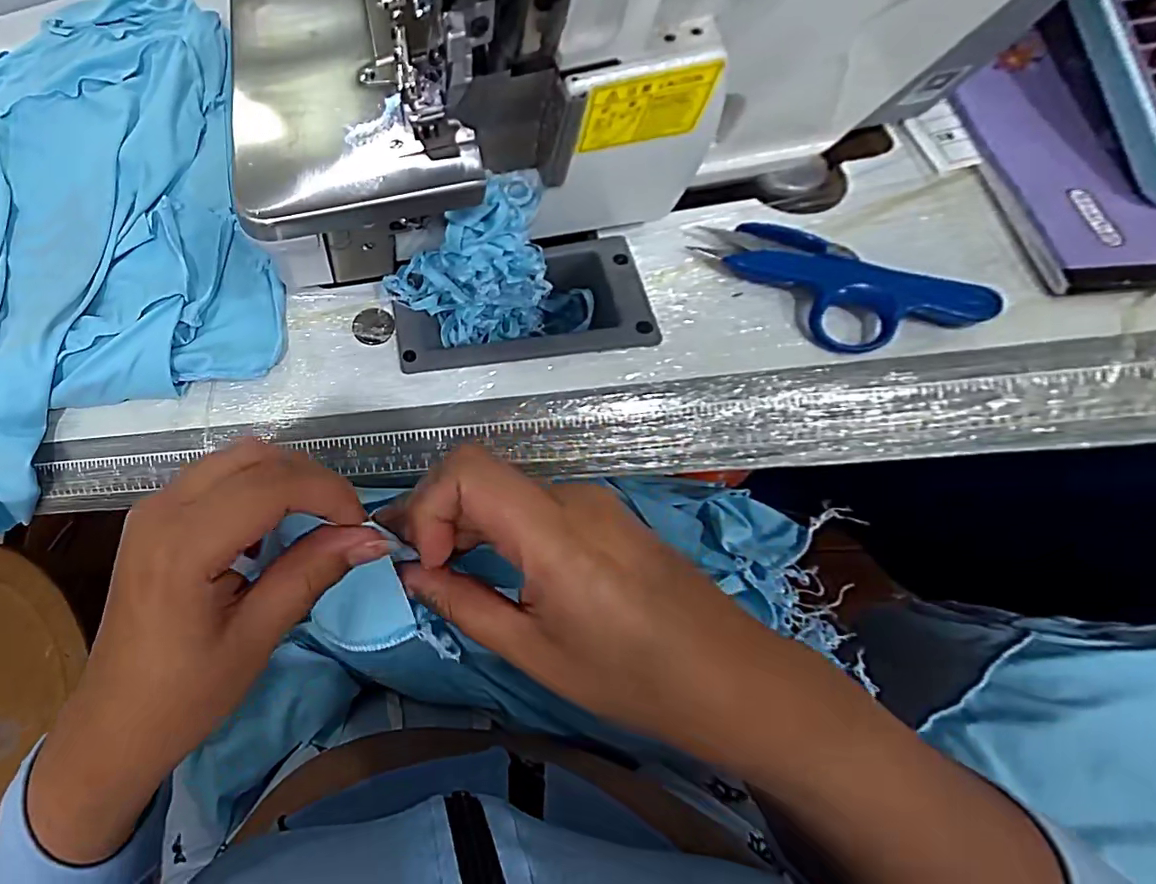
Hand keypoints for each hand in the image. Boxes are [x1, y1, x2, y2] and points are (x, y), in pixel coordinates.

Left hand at [26, 440, 391, 864]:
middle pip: (253, 456)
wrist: (114, 722)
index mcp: (184, 543)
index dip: (326, 492)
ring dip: (280, 478)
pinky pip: (212, 476)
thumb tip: (369, 538)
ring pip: (233, 458)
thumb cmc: (184, 696)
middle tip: (341, 524)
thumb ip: (309, 574)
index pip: (270, 485)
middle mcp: (162, 507)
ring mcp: (152, 506)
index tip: (360, 525)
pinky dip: (251, 487)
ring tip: (311, 524)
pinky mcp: (151, 514)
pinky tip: (263, 532)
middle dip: (307, 479)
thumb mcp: (255, 638)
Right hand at [389, 446, 1060, 883]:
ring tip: (447, 568)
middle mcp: (570, 497)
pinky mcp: (599, 511)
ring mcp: (588, 499)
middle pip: (475, 472)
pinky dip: (494, 523)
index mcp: (555, 532)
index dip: (428, 506)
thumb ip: (463, 605)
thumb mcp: (537, 656)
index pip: (465, 470)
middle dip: (434, 513)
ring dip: (461, 519)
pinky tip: (493, 563)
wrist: (744, 685)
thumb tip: (411, 574)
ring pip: (498, 485)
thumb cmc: (638, 681)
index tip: (428, 563)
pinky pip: (527, 501)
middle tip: (419, 566)